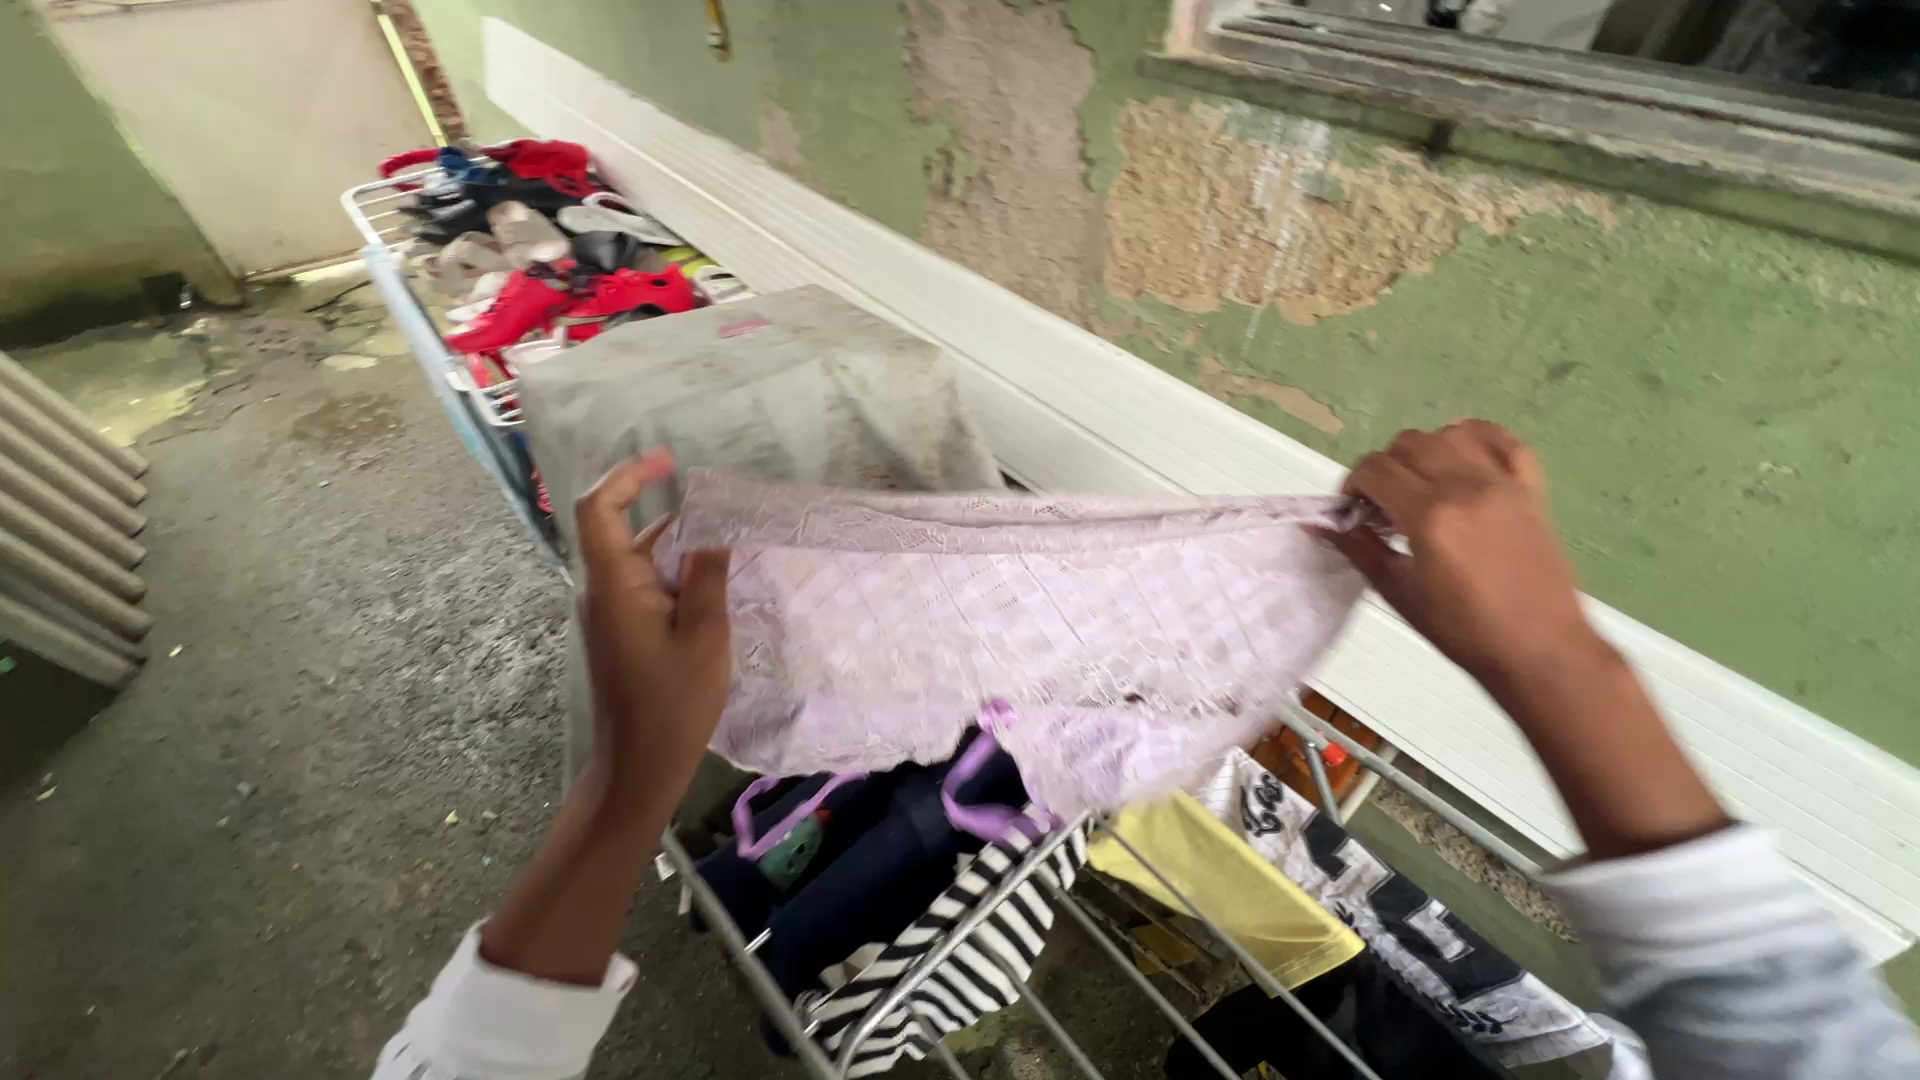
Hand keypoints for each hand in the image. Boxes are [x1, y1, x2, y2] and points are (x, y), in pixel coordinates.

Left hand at [573, 450, 732, 777]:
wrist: (639, 766)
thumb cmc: (673, 702)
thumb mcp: (704, 633)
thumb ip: (708, 573)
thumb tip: (714, 525)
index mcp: (615, 586)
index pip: (600, 510)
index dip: (628, 477)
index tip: (669, 463)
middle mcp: (605, 592)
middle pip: (629, 533)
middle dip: (678, 516)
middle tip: (730, 514)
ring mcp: (613, 614)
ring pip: (645, 562)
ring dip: (685, 550)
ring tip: (734, 549)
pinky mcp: (625, 632)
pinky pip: (650, 587)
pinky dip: (681, 576)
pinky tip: (718, 587)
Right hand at [1325, 420, 1604, 683]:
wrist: (1539, 649)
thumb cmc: (1460, 628)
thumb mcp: (1397, 590)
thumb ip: (1357, 548)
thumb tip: (1320, 524)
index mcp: (1429, 515)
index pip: (1375, 470)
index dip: (1353, 485)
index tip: (1353, 511)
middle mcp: (1465, 487)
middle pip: (1408, 444)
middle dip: (1383, 467)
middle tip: (1381, 502)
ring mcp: (1503, 484)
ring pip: (1449, 435)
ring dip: (1422, 451)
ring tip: (1418, 484)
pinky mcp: (1531, 490)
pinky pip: (1504, 441)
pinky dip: (1477, 437)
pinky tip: (1460, 452)